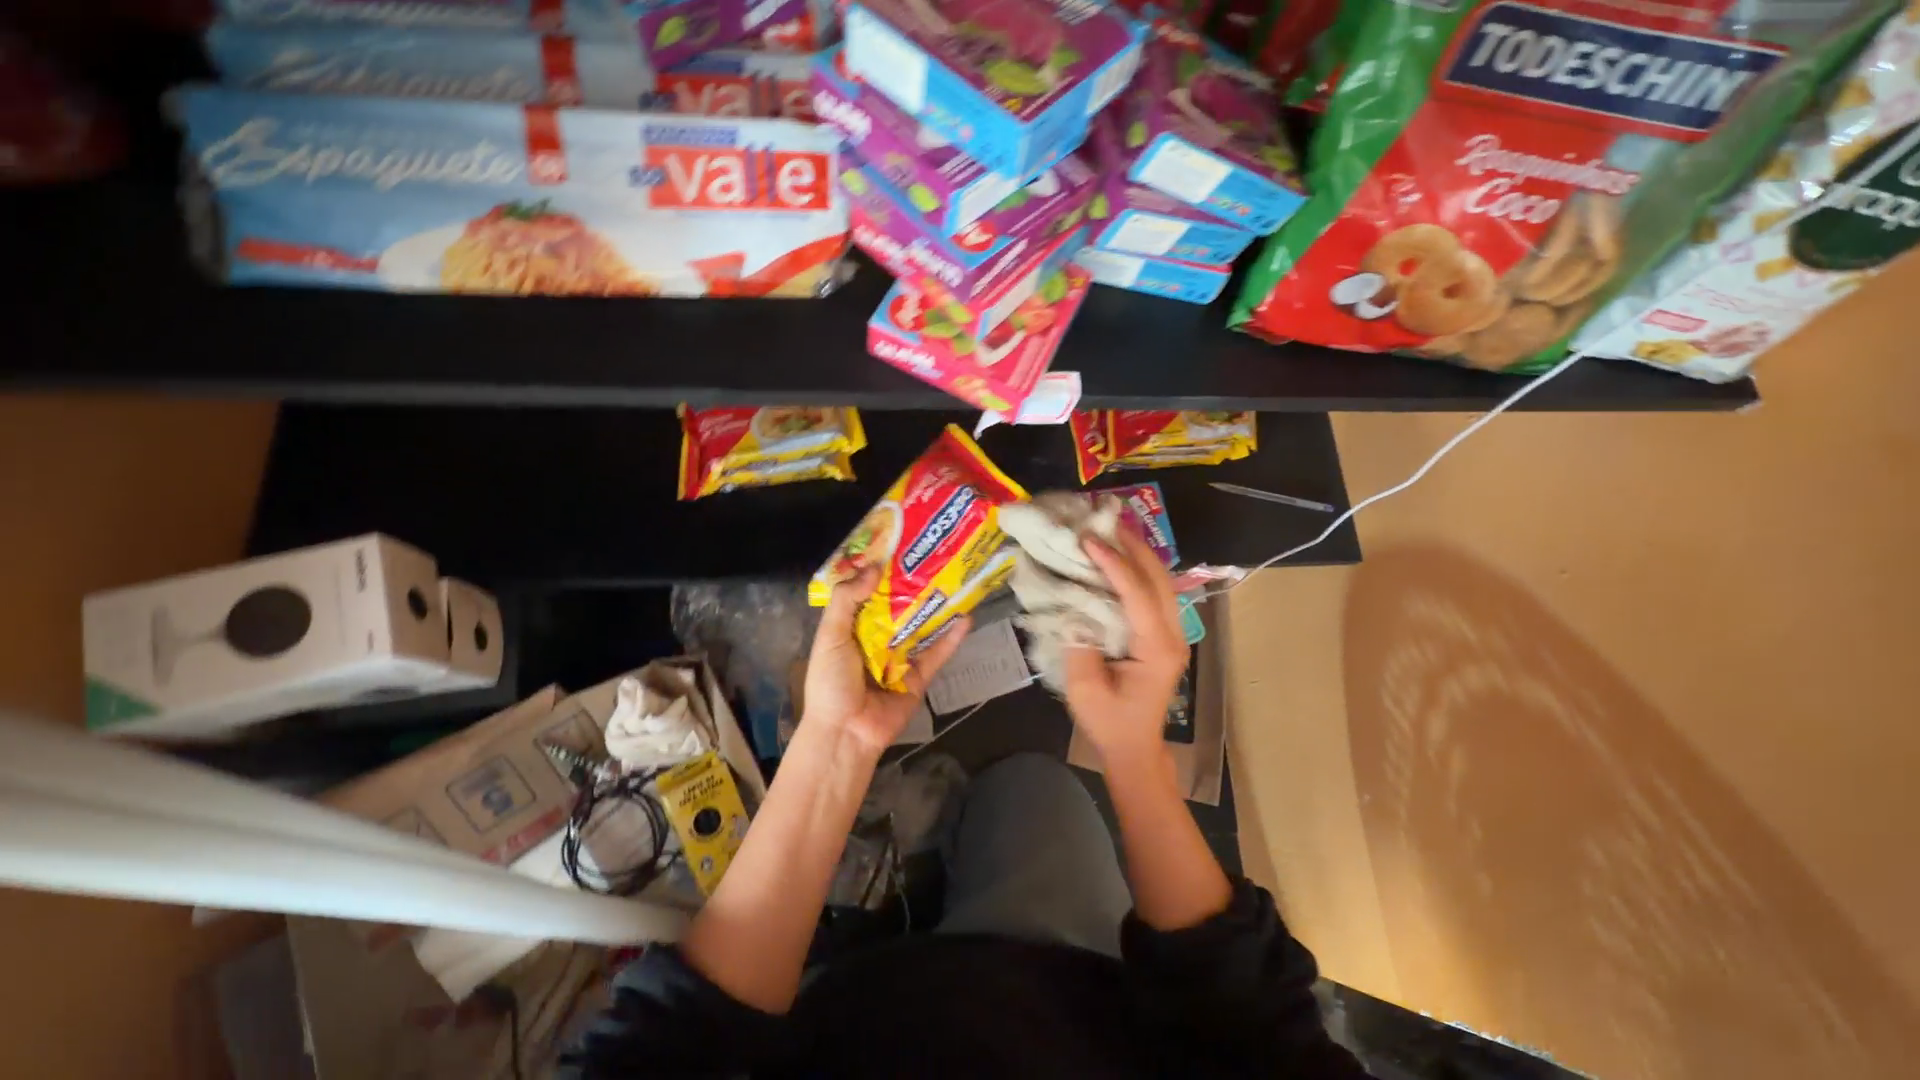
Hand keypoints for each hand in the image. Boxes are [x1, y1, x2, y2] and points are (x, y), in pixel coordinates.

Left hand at [802, 567, 969, 755]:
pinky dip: (951, 638)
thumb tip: (874, 568)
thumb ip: (847, 600)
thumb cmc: (830, 682)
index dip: (881, 571)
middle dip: (914, 585)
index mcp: (852, 628)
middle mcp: (877, 639)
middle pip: (899, 607)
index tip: (900, 545)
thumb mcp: (830, 636)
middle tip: (936, 557)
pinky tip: (966, 618)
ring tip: (957, 581)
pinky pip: (936, 654)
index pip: (868, 593)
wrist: (845, 732)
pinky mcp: (918, 678)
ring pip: (922, 627)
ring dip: (937, 607)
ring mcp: (900, 658)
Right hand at [1062, 528, 1188, 768]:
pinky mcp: (1162, 635)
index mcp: (1156, 648)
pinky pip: (1154, 592)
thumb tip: (1074, 610)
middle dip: (1132, 545)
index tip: (1088, 540)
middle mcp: (1172, 635)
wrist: (1134, 748)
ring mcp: (1172, 634)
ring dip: (1137, 553)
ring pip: (1160, 581)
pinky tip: (1118, 556)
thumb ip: (1080, 646)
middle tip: (1103, 519)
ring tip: (1110, 528)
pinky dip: (1137, 568)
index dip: (1113, 564)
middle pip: (1158, 578)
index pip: (1137, 594)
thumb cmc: (1109, 723)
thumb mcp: (1086, 690)